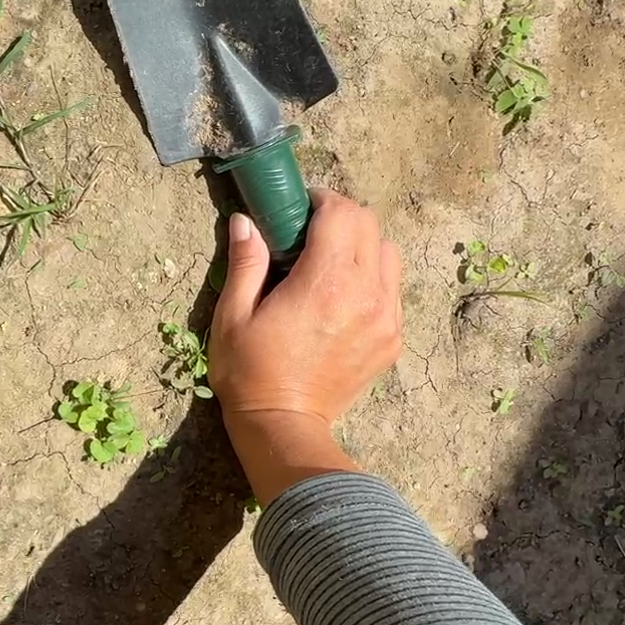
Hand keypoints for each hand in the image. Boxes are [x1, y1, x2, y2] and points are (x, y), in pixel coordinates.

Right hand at [209, 190, 401, 428]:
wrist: (282, 423)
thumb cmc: (248, 370)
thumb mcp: (232, 316)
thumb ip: (245, 263)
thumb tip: (245, 221)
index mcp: (323, 284)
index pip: (342, 214)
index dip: (321, 201)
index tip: (298, 207)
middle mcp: (365, 293)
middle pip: (371, 226)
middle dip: (341, 217)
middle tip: (308, 231)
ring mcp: (386, 317)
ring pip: (388, 254)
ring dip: (360, 246)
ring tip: (327, 264)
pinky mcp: (393, 337)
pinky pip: (392, 288)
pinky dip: (369, 278)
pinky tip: (338, 298)